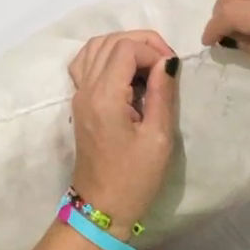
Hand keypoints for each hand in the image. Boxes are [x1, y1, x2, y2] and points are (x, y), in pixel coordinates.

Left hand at [66, 31, 180, 235]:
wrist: (101, 207)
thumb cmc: (134, 178)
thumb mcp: (158, 138)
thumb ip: (161, 93)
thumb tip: (167, 61)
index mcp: (104, 96)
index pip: (125, 49)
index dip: (152, 50)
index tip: (171, 69)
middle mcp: (86, 88)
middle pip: (109, 41)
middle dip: (140, 43)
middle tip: (165, 63)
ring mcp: (78, 93)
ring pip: (95, 47)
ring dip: (123, 45)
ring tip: (148, 63)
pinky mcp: (78, 100)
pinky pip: (85, 62)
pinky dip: (105, 54)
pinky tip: (124, 68)